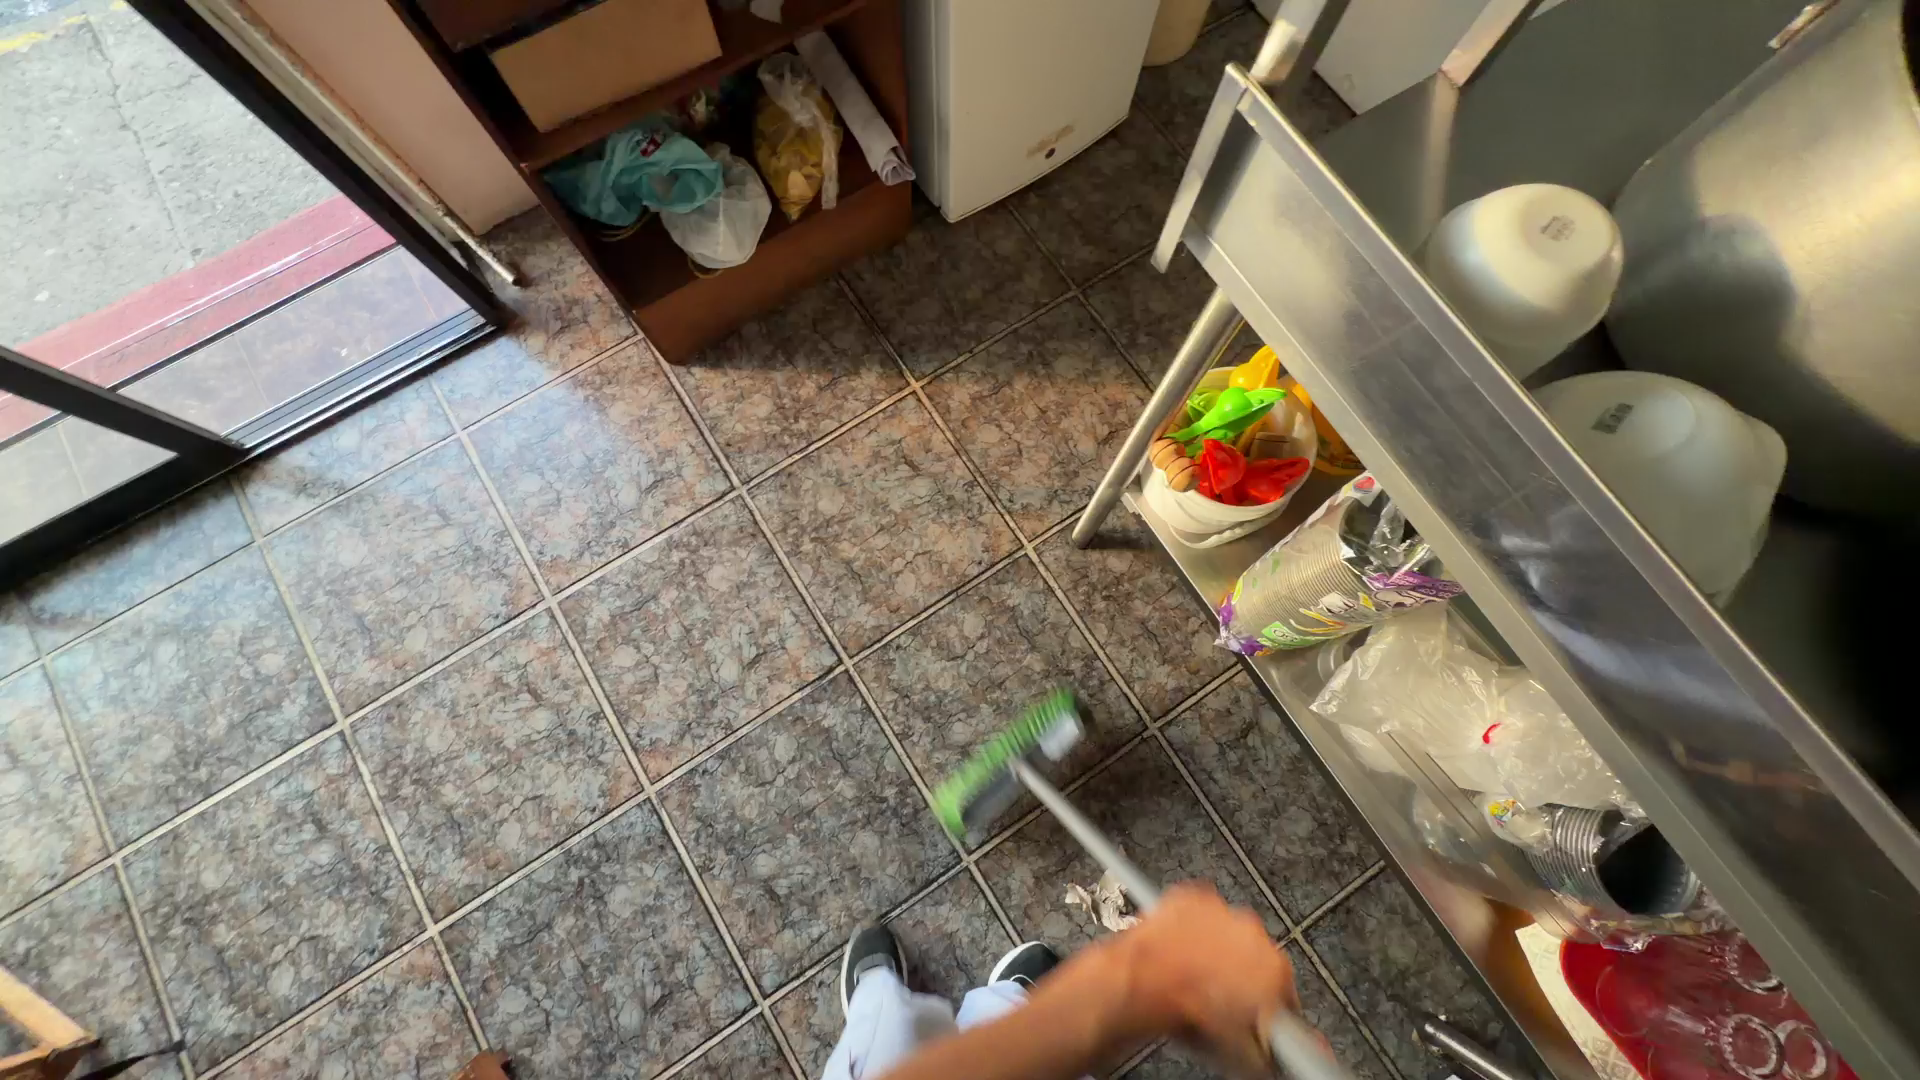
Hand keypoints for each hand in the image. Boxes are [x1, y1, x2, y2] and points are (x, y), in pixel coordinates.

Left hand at [1109, 883, 1303, 1074]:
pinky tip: (1181, 946)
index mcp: (1275, 967)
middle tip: (1221, 995)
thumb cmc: (1188, 1008)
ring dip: (1218, 947)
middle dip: (1243, 974)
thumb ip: (1275, 1051)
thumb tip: (1284, 1055)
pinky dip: (1192, 925)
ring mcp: (1222, 910)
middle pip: (1256, 956)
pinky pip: (1199, 911)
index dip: (1269, 1008)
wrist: (1147, 977)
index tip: (1256, 1017)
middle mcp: (1253, 933)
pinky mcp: (1193, 896)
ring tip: (1196, 971)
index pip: (1284, 991)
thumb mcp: (1242, 1052)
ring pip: (1227, 931)